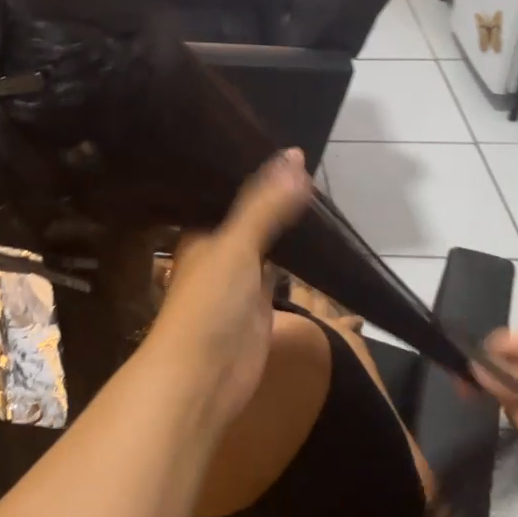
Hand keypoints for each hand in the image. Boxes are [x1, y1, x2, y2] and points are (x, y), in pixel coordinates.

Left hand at [146, 149, 311, 427]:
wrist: (206, 375)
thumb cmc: (209, 303)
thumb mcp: (236, 245)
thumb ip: (265, 205)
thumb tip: (295, 155)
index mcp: (199, 232)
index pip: (225, 193)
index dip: (251, 172)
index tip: (276, 141)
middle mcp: (216, 251)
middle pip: (248, 218)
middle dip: (272, 198)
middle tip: (309, 162)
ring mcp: (238, 280)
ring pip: (265, 244)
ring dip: (284, 226)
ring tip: (318, 188)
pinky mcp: (259, 306)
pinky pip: (278, 272)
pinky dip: (294, 257)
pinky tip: (315, 235)